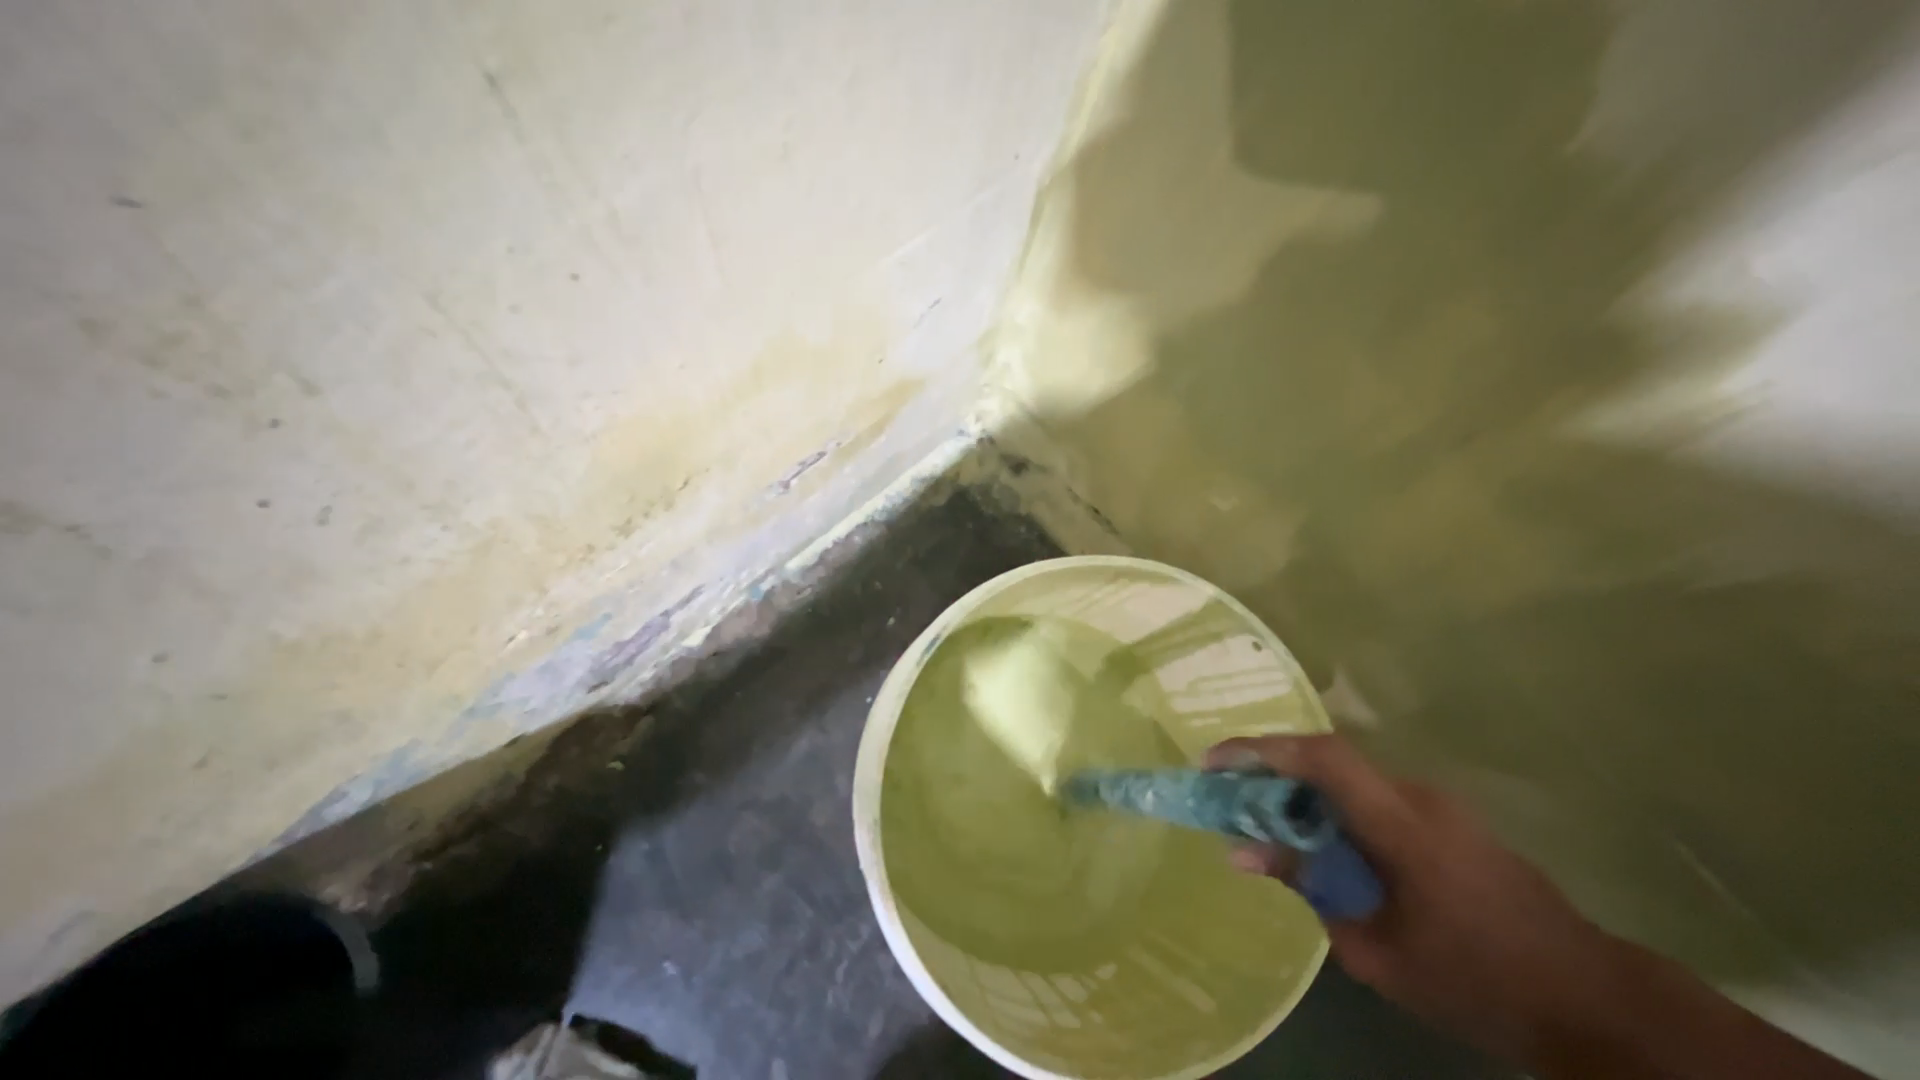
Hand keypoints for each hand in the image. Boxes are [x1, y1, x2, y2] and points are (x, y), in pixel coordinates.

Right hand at [1205, 734, 1616, 1065]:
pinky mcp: (1452, 824)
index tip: (1213, 763)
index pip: (1324, 758)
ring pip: (1354, 783)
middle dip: (1273, 773)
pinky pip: (1378, 802)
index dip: (1263, 749)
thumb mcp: (1374, 949)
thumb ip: (1309, 890)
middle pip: (1332, 764)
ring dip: (1305, 796)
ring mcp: (1442, 808)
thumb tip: (1243, 852)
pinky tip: (1324, 852)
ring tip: (1267, 831)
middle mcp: (1421, 799)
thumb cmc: (1473, 979)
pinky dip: (1337, 814)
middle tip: (1228, 800)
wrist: (1586, 998)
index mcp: (1403, 825)